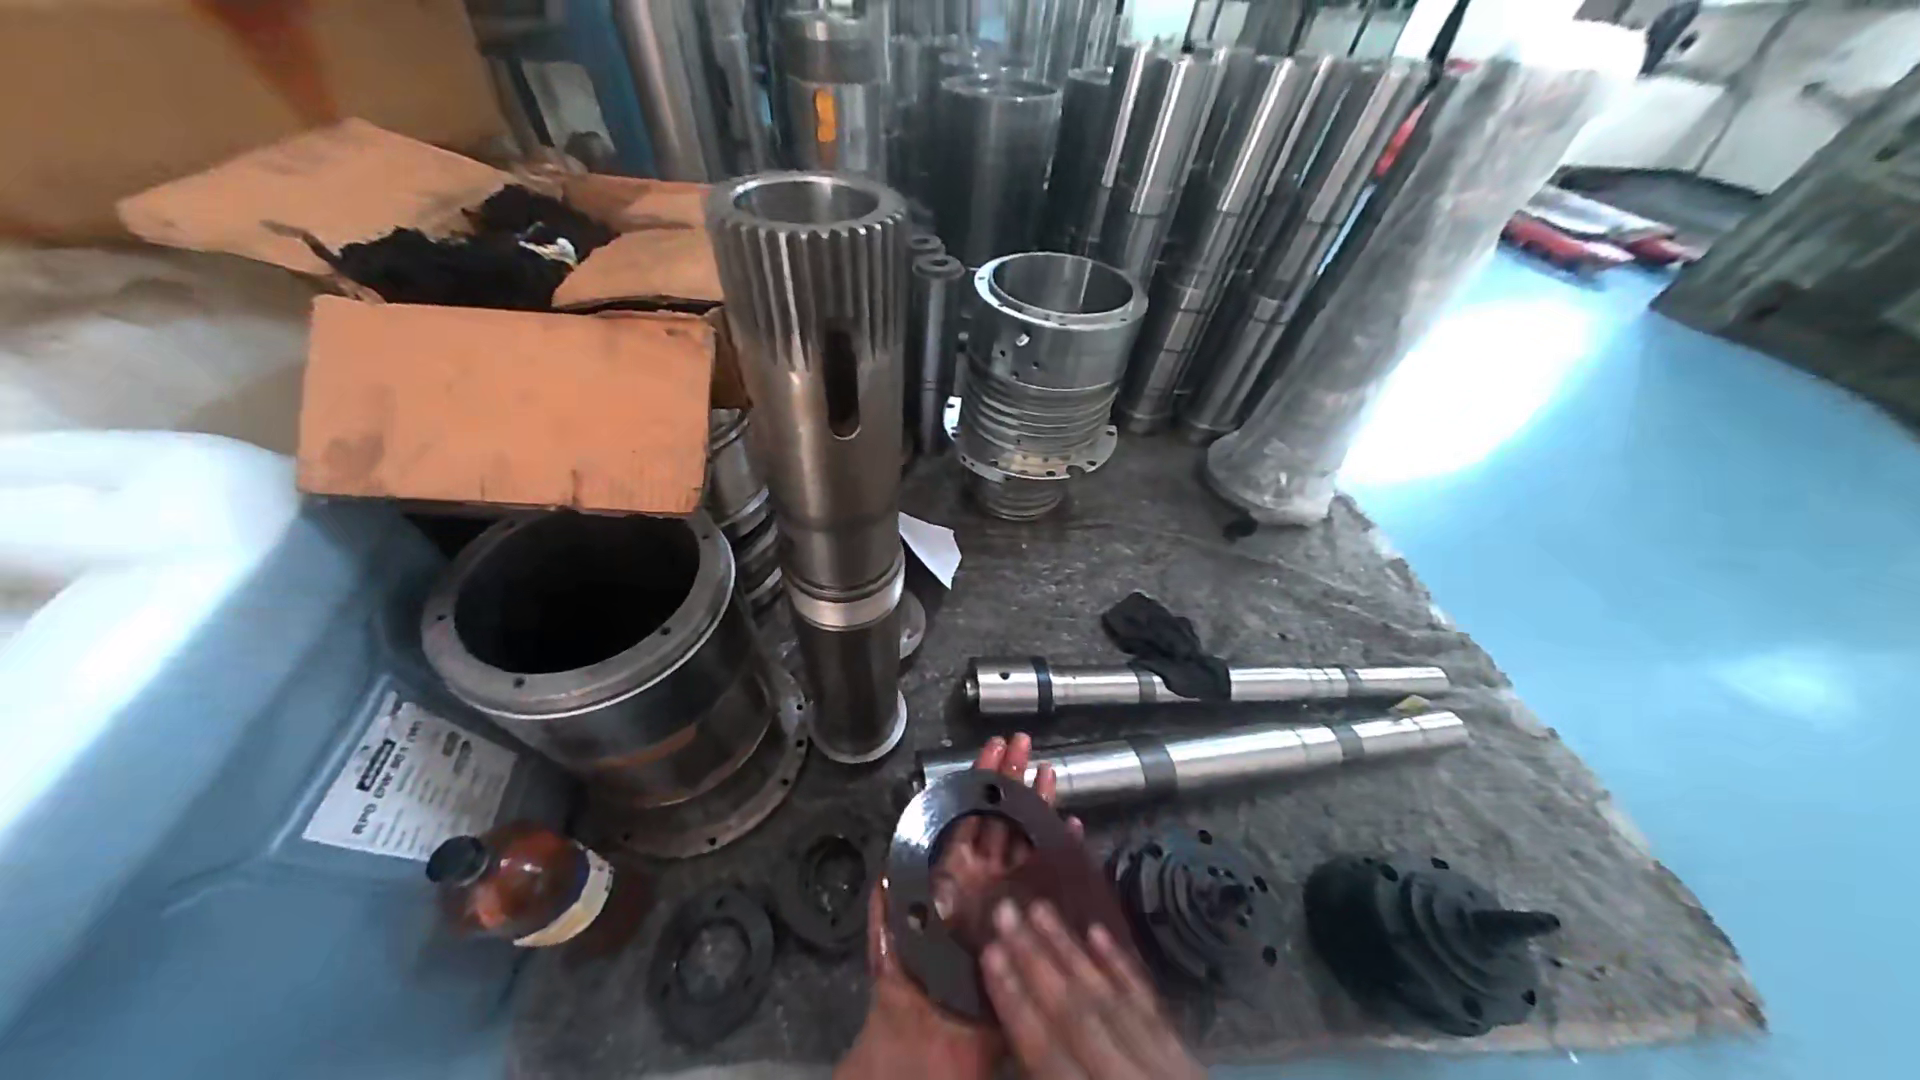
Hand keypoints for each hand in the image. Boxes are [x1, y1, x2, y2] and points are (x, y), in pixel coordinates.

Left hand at [834, 735, 1080, 1079]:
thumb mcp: (891, 941)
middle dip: (1011, 779)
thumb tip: (887, 868)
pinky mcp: (1029, 920)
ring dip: (1036, 804)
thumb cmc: (910, 991)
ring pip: (1025, 839)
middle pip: (1000, 819)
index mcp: (951, 877)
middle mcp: (982, 880)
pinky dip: (1061, 850)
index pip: (969, 819)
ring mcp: (1008, 897)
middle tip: (1024, 743)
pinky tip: (1071, 826)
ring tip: (1048, 770)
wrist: (934, 1046)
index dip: (981, 783)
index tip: (994, 751)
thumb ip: (887, 907)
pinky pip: (1048, 879)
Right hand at [981, 899, 1202, 1079]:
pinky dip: (1124, 970)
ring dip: (1073, 952)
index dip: (1017, 1003)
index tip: (989, 954)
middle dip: (1037, 960)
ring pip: (1113, 1000)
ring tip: (1042, 908)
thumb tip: (1014, 1055)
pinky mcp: (1192, 1067)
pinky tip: (1100, 934)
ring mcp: (1171, 1075)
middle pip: (1080, 1015)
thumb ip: (1055, 1076)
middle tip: (1006, 910)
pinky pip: (1152, 1009)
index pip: (1050, 1055)